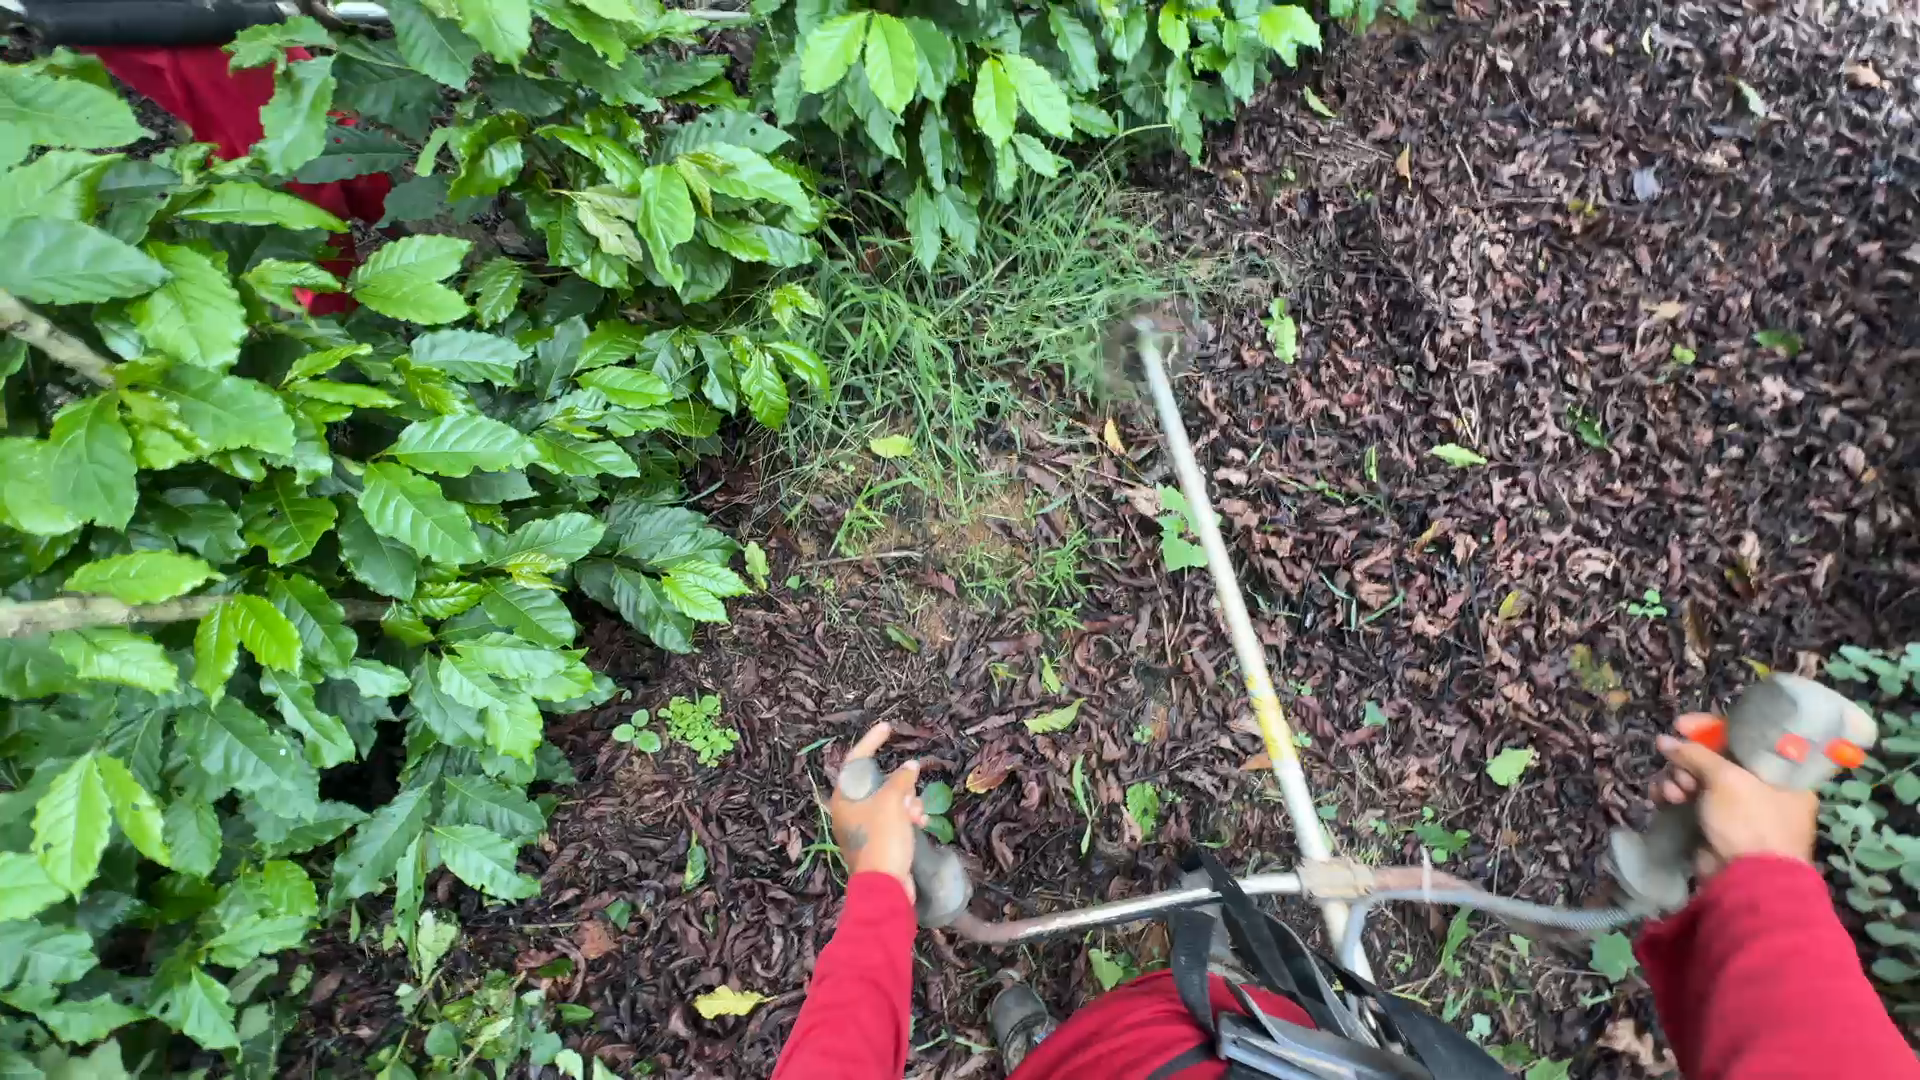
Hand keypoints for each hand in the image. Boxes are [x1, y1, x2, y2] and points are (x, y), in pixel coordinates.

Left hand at [829, 723, 926, 899]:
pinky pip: (895, 819)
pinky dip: (908, 817)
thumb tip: (910, 767)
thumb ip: (901, 779)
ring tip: (917, 813)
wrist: (885, 888)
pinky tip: (920, 823)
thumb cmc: (882, 839)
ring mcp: (864, 828)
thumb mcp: (892, 802)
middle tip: (911, 789)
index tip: (887, 728)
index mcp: (844, 798)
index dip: (871, 741)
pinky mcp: (879, 842)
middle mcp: (850, 811)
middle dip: (900, 784)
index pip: (855, 760)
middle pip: (877, 782)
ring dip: (908, 802)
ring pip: (891, 801)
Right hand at [1655, 717, 1819, 878]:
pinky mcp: (1714, 820)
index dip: (1710, 728)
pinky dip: (1672, 795)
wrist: (1748, 878)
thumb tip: (1664, 740)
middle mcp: (1761, 788)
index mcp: (1781, 776)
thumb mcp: (1726, 780)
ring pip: (1695, 776)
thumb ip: (1695, 754)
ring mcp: (1737, 806)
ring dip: (1676, 779)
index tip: (1680, 725)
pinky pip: (1687, 796)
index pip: (1744, 738)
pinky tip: (1664, 800)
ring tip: (1673, 793)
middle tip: (1680, 770)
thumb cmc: (1750, 822)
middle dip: (1688, 760)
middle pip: (1713, 757)